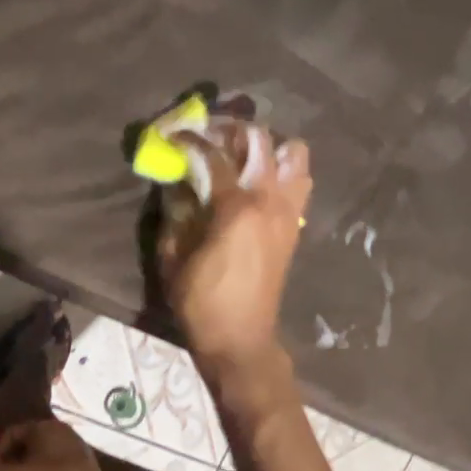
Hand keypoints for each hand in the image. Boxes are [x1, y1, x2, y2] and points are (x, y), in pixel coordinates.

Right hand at [161, 136, 312, 371]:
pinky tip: (256, 183)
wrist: (241, 339)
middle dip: (231, 130)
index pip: (214, 155)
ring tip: (241, 156)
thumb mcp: (172, 257)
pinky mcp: (295, 226)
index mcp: (236, 208)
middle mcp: (270, 201)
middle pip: (260, 140)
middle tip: (208, 136)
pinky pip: (299, 181)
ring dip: (267, 147)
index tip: (172, 134)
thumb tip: (176, 182)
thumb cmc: (201, 302)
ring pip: (294, 154)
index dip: (190, 139)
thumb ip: (175, 213)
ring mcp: (288, 212)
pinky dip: (281, 170)